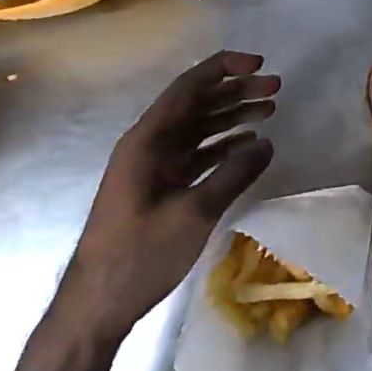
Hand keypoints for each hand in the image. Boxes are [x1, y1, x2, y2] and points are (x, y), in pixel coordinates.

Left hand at [55, 51, 278, 338]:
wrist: (95, 307)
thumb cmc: (139, 256)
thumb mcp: (193, 214)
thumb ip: (233, 174)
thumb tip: (268, 144)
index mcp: (147, 139)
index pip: (188, 87)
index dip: (224, 68)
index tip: (259, 64)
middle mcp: (149, 144)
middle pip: (197, 104)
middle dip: (236, 91)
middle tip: (276, 88)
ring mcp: (154, 166)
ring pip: (199, 128)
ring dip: (233, 116)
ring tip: (270, 110)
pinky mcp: (160, 187)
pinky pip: (196, 154)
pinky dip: (223, 146)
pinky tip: (249, 145)